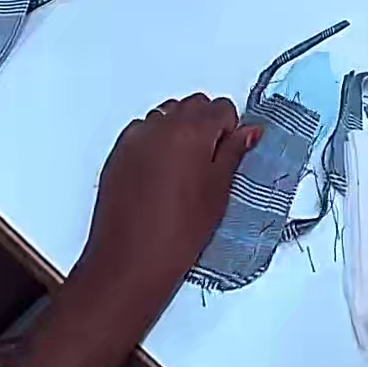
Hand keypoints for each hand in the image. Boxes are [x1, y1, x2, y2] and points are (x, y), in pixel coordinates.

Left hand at [69, 93, 258, 318]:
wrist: (130, 261)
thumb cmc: (179, 231)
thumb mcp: (218, 191)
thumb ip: (234, 152)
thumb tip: (249, 131)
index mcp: (192, 129)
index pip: (222, 107)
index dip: (229, 130)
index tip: (228, 153)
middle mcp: (162, 124)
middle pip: (194, 105)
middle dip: (206, 124)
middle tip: (208, 162)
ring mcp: (137, 135)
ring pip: (168, 114)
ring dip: (179, 130)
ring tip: (183, 171)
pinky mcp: (119, 150)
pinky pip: (144, 130)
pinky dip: (154, 141)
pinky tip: (159, 175)